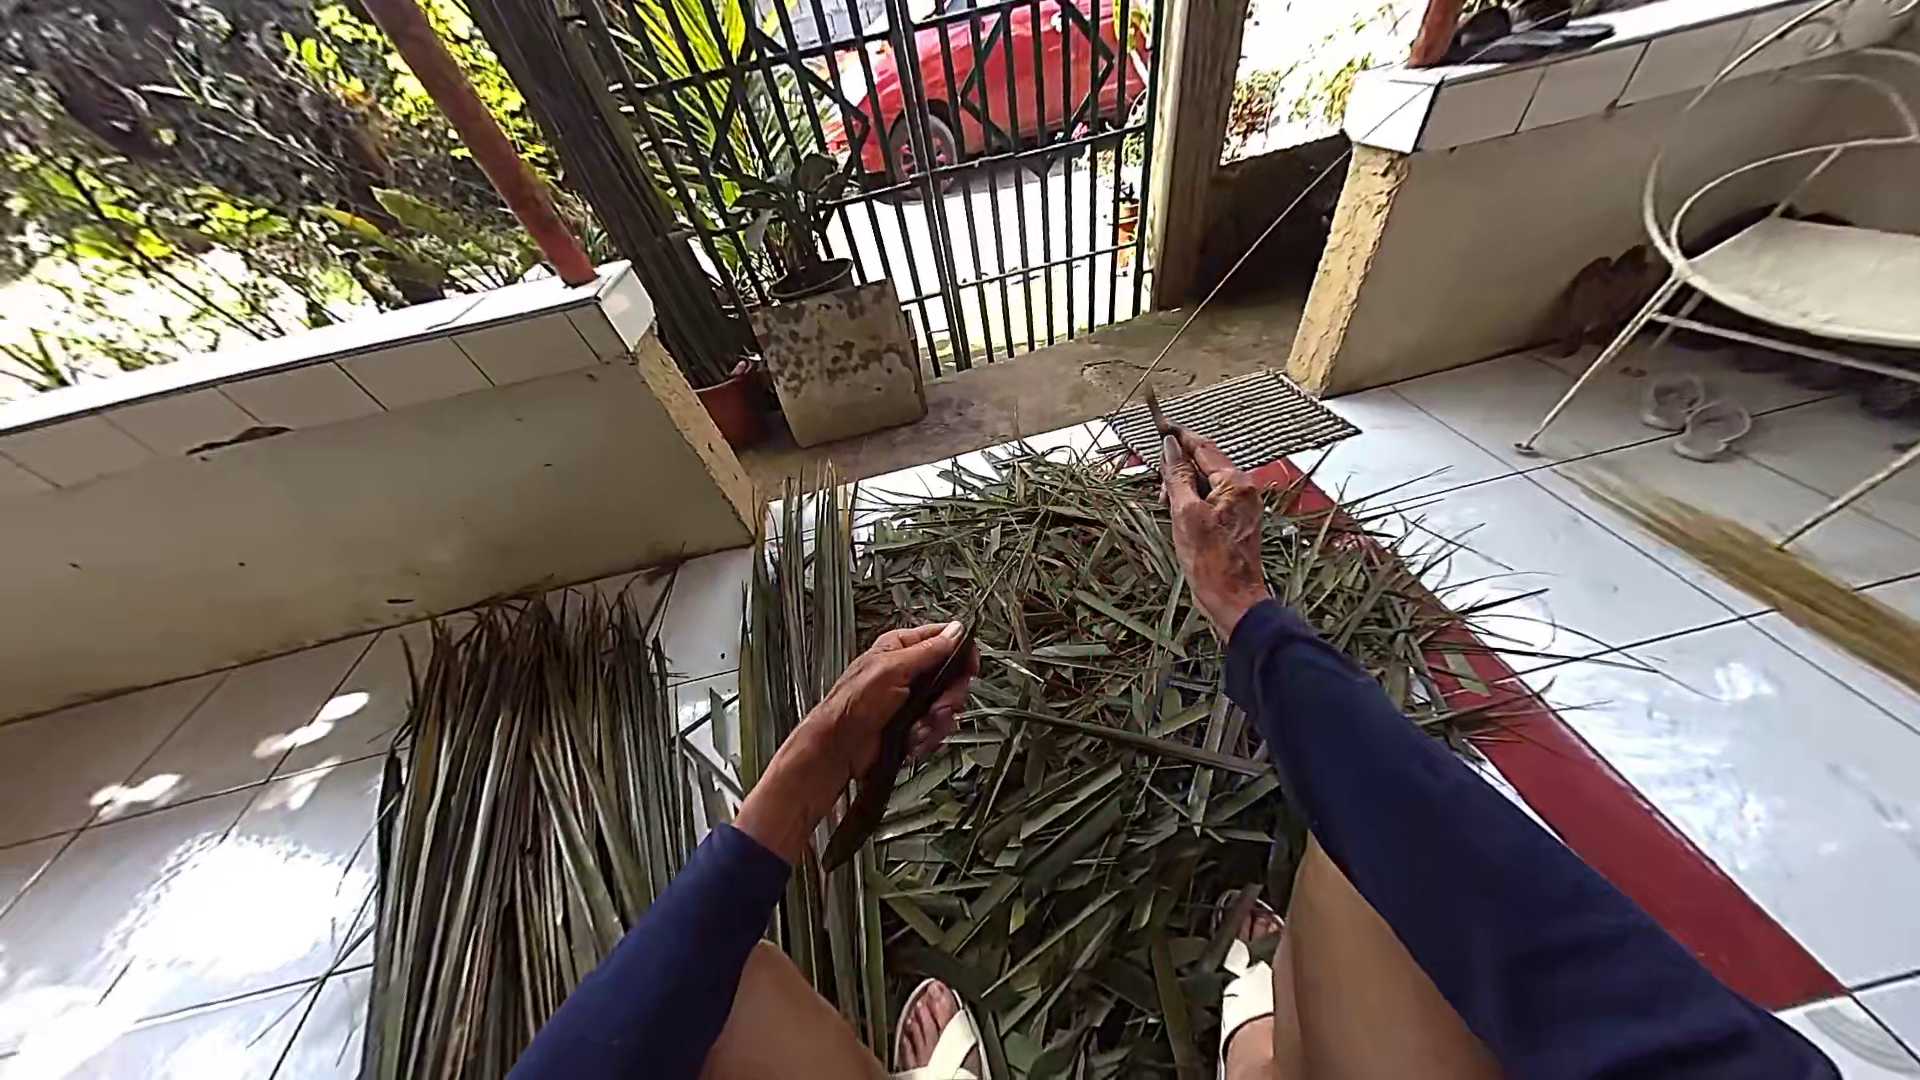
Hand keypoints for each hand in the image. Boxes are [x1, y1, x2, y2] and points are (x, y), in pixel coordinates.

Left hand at [733, 622, 977, 862]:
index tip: (970, 667)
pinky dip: (928, 736)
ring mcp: (913, 699)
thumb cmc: (851, 704)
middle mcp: (909, 671)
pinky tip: (913, 738)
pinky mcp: (915, 723)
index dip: (961, 652)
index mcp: (902, 648)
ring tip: (918, 728)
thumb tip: (954, 632)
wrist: (838, 748)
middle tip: (938, 706)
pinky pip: (938, 727)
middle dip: (949, 696)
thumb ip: (927, 650)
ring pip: (948, 705)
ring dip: (936, 721)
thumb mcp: (892, 669)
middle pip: (952, 676)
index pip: (943, 639)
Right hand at [1160, 429, 1268, 637]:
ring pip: (1205, 483)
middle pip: (1205, 464)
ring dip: (1182, 486)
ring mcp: (1240, 506)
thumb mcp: (1185, 513)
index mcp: (1236, 482)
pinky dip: (1190, 501)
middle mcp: (1243, 489)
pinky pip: (1209, 500)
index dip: (1180, 437)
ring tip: (1164, 501)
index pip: (1203, 448)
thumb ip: (1178, 477)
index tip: (1162, 426)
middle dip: (1178, 467)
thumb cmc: (1210, 560)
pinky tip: (1176, 513)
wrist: (1232, 598)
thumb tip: (1170, 449)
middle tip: (1157, 477)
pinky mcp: (1234, 521)